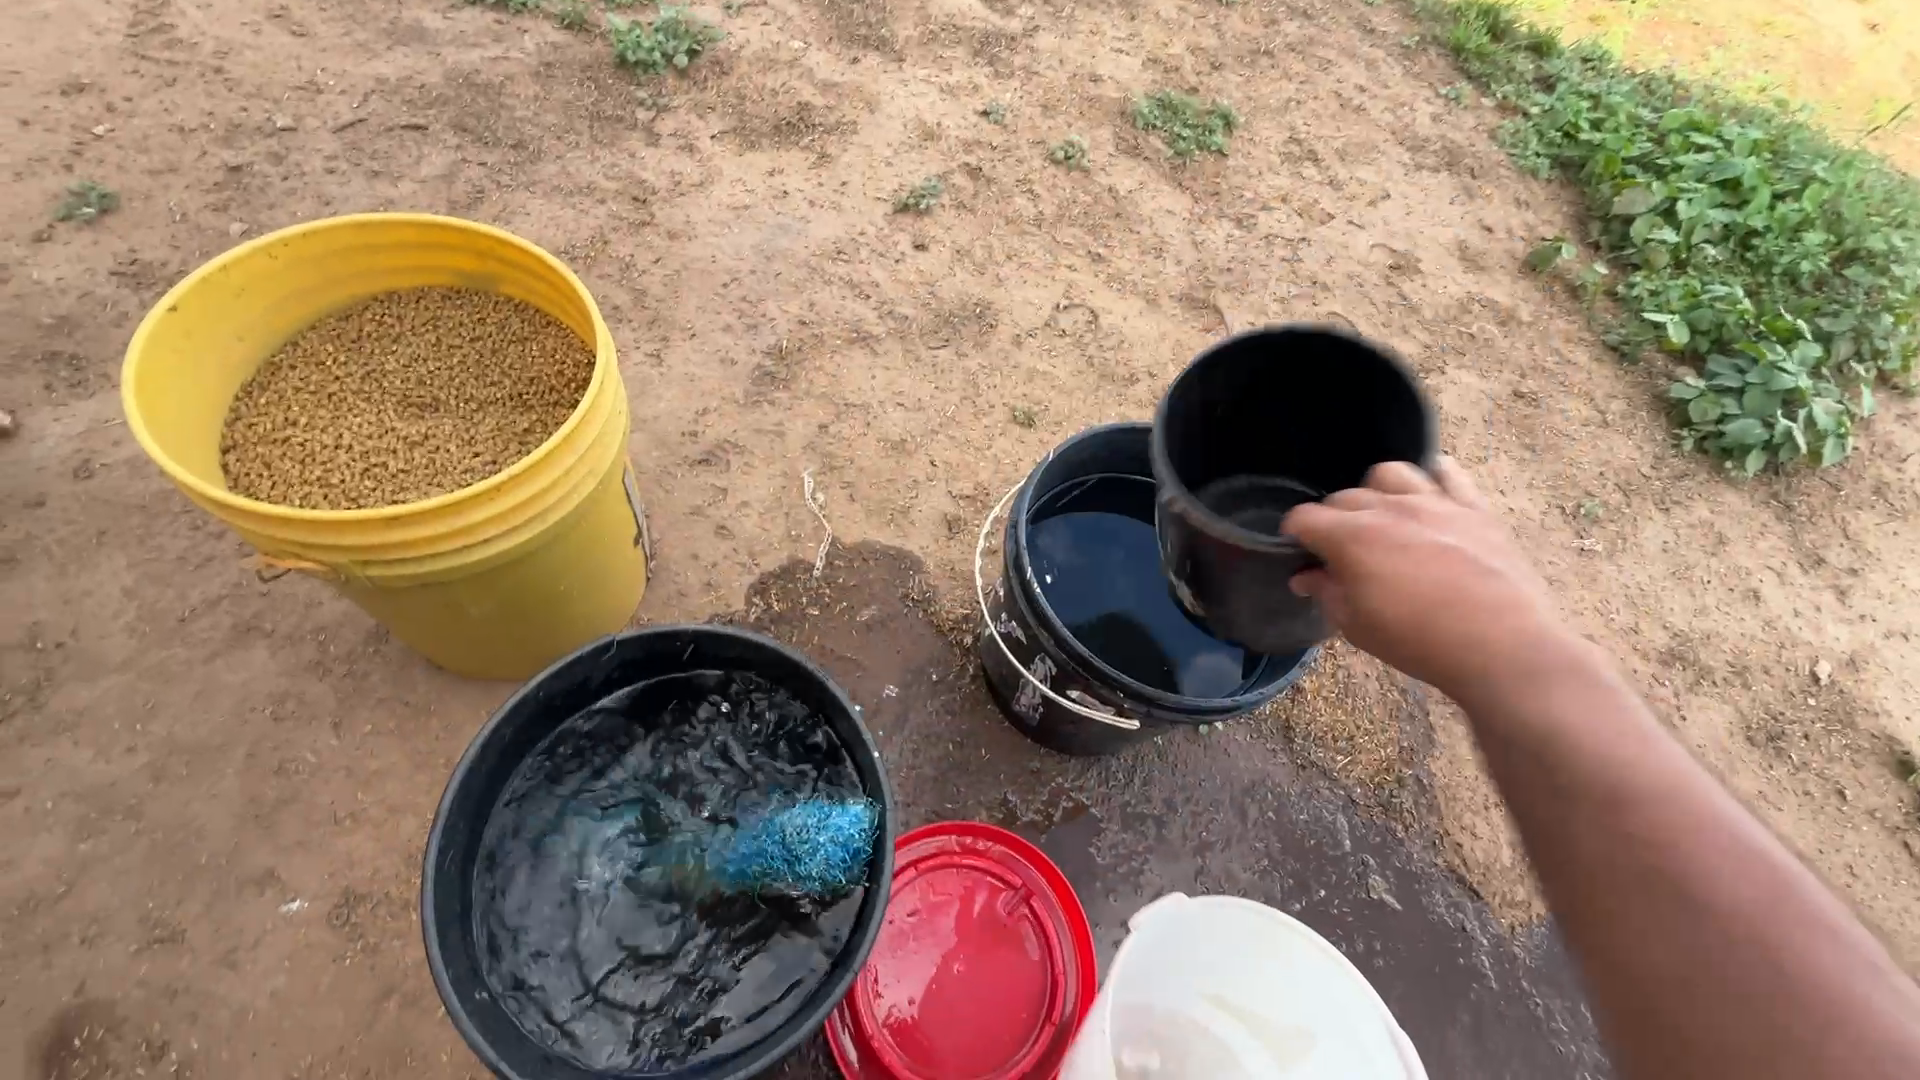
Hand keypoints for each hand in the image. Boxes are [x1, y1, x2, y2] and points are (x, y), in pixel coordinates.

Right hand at [1282, 456, 1576, 703]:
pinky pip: (1449, 474)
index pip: (1304, 517)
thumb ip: (1326, 592)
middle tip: (1339, 550)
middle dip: (1332, 519)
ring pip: (1390, 474)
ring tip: (1383, 518)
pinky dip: (1433, 478)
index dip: (1293, 534)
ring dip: (1377, 492)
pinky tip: (1428, 496)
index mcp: (1351, 537)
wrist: (1503, 647)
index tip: (1297, 551)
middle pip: (1343, 496)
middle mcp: (1388, 509)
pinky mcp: (1475, 509)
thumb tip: (1305, 577)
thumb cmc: (1418, 640)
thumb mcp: (1356, 625)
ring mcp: (1434, 503)